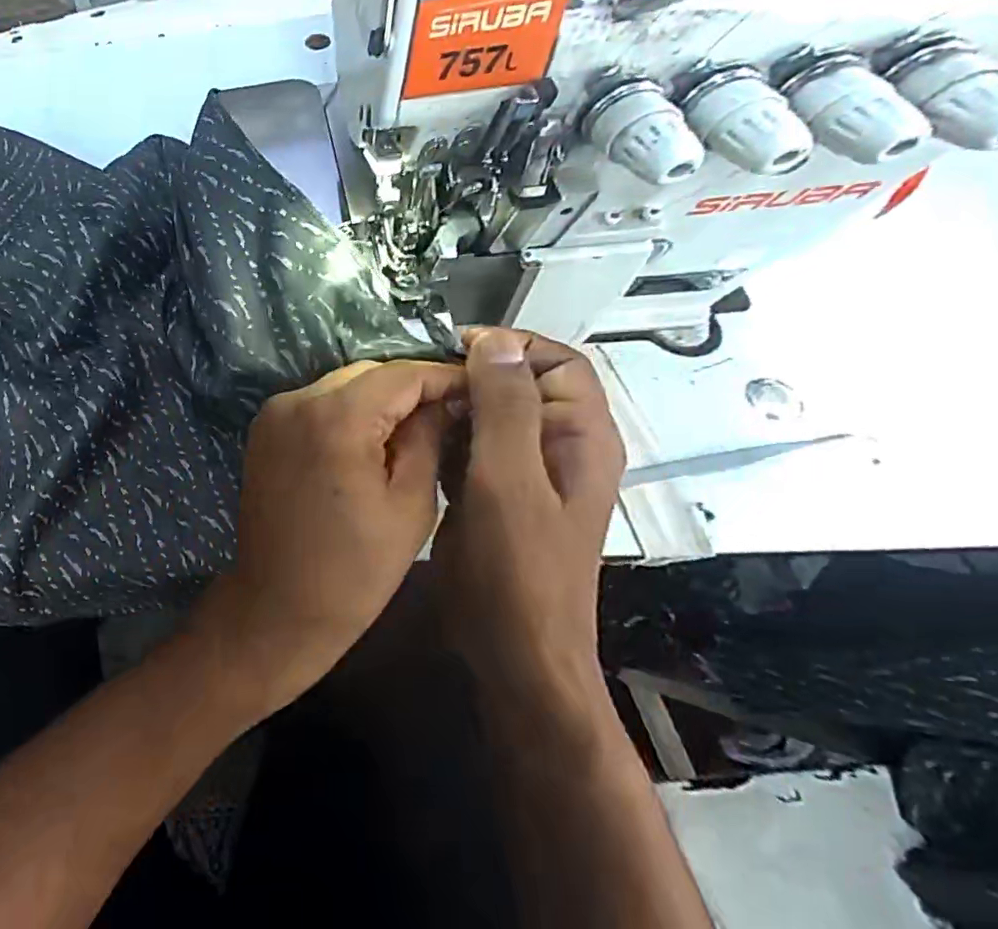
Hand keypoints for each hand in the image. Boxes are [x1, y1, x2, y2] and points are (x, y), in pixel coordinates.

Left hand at [191, 359, 467, 714]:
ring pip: (343, 385)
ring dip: (380, 400)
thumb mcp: (410, 505)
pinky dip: (349, 412)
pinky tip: (373, 440)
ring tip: (417, 428)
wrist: (278, 609)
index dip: (444, 377)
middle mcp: (298, 400)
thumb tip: (446, 401)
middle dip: (412, 388)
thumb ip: (429, 438)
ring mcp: (275, 413)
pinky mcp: (264, 429)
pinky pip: (318, 404)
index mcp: (336, 418)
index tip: (477, 389)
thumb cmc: (355, 571)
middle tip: (451, 413)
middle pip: (370, 373)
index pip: (402, 374)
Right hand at [432, 328, 625, 683]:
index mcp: (582, 436)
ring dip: (459, 408)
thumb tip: (496, 341)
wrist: (516, 654)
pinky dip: (451, 440)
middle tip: (424, 380)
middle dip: (476, 376)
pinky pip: (478, 451)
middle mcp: (562, 449)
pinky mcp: (501, 498)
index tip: (455, 348)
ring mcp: (531, 476)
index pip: (557, 361)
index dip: (511, 345)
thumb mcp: (509, 481)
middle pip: (523, 386)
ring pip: (495, 418)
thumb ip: (505, 407)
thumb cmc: (518, 570)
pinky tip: (419, 443)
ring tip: (415, 408)